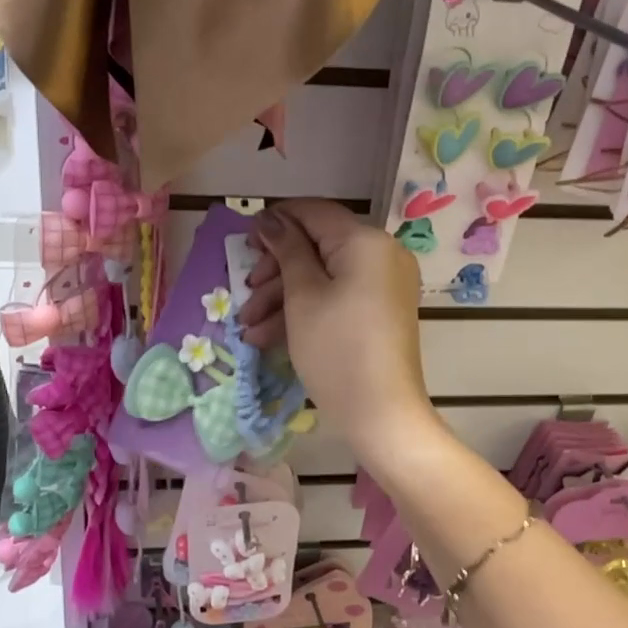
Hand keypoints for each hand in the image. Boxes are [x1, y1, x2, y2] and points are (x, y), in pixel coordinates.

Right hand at [239, 200, 434, 447]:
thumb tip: (270, 218)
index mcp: (365, 241)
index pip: (314, 212)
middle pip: (317, 246)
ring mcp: (383, 285)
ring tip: (249, 327)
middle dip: (275, 270)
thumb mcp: (302, 296)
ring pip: (323, 276)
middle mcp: (381, 254)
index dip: (276, 221)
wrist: (381, 414)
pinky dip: (305, 311)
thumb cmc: (336, 348)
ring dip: (282, 297)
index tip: (244, 242)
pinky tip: (267, 338)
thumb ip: (286, 249)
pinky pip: (337, 297)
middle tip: (246, 293)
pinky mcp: (379, 312)